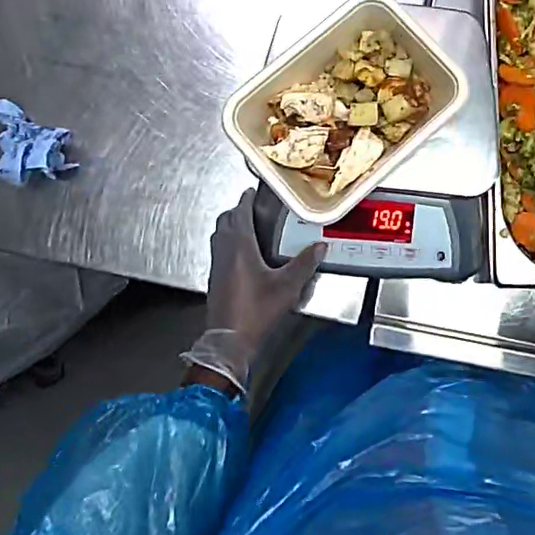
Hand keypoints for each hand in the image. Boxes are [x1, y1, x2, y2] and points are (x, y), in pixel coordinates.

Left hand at [181, 189, 326, 394]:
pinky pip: (218, 250)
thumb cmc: (256, 312)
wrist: (229, 342)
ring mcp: (216, 266)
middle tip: (250, 207)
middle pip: (226, 221)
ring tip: (245, 225)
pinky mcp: (214, 279)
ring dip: (230, 225)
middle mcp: (224, 252)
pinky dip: (227, 241)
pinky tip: (240, 253)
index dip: (246, 200)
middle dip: (237, 211)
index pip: (240, 214)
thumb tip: (320, 246)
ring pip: (219, 235)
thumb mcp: (287, 287)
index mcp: (240, 247)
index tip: (251, 192)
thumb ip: (305, 264)